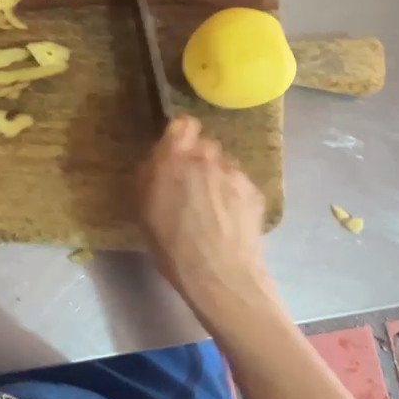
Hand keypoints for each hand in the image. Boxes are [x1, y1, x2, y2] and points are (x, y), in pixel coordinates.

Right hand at [139, 116, 277, 314]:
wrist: (218, 274)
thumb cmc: (170, 245)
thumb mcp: (144, 210)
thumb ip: (150, 176)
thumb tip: (157, 161)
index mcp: (173, 159)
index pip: (183, 124)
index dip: (180, 136)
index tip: (175, 152)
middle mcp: (206, 158)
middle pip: (204, 145)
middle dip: (197, 159)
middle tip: (190, 186)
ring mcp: (234, 173)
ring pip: (224, 164)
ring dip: (217, 176)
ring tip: (212, 206)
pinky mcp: (254, 190)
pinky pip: (240, 183)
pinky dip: (233, 194)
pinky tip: (228, 218)